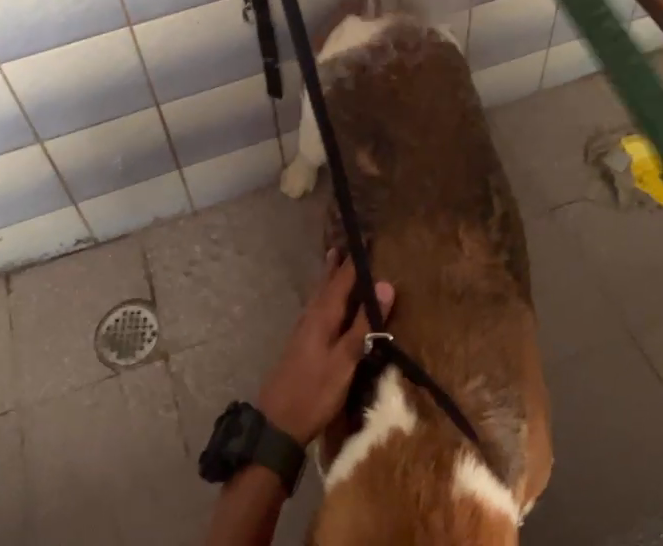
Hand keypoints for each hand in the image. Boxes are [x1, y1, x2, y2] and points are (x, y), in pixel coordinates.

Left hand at [256, 254, 395, 443]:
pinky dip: (326, 297)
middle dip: (339, 265)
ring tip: (336, 262)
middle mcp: (311, 316)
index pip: (342, 279)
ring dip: (330, 279)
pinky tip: (328, 304)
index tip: (366, 238)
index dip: (355, 261)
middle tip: (348, 243)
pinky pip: (318, 309)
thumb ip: (364, 326)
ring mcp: (304, 331)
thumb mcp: (345, 361)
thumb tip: (385, 285)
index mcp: (322, 316)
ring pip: (320, 296)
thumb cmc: (314, 392)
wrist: (277, 424)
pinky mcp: (302, 345)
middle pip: (327, 284)